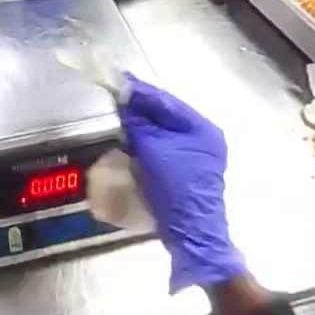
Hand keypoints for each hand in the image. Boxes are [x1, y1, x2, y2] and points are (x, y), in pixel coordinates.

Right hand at [118, 75, 244, 292]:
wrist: (191, 233)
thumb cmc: (176, 187)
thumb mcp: (153, 150)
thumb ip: (139, 123)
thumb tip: (124, 104)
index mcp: (201, 128)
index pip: (165, 101)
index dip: (139, 91)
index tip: (115, 81)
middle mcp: (202, 138)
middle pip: (165, 115)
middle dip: (139, 109)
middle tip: (112, 100)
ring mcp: (196, 157)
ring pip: (162, 132)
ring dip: (141, 126)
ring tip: (117, 119)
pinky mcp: (185, 172)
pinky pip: (162, 149)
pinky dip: (145, 143)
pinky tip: (129, 142)